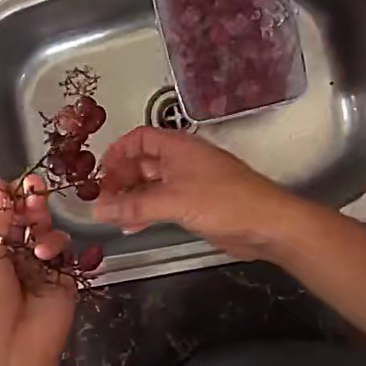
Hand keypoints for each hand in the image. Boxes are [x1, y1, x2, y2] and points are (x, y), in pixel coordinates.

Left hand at [0, 176, 76, 365]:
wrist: (14, 356)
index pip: (1, 218)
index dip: (7, 200)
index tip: (13, 183)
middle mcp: (15, 258)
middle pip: (26, 221)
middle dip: (29, 203)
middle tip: (34, 187)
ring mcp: (41, 268)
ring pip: (48, 232)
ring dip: (43, 226)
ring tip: (39, 241)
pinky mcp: (64, 278)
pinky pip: (67, 252)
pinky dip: (59, 246)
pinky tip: (48, 254)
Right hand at [93, 127, 306, 259]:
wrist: (267, 225)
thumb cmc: (225, 202)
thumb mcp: (174, 201)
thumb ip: (134, 205)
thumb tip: (98, 210)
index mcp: (179, 147)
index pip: (140, 138)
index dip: (117, 152)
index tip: (99, 173)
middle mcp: (183, 161)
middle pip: (143, 163)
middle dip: (120, 179)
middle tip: (102, 198)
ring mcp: (191, 183)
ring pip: (152, 185)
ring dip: (131, 198)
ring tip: (111, 214)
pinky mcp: (197, 205)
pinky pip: (163, 204)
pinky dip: (146, 212)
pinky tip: (132, 226)